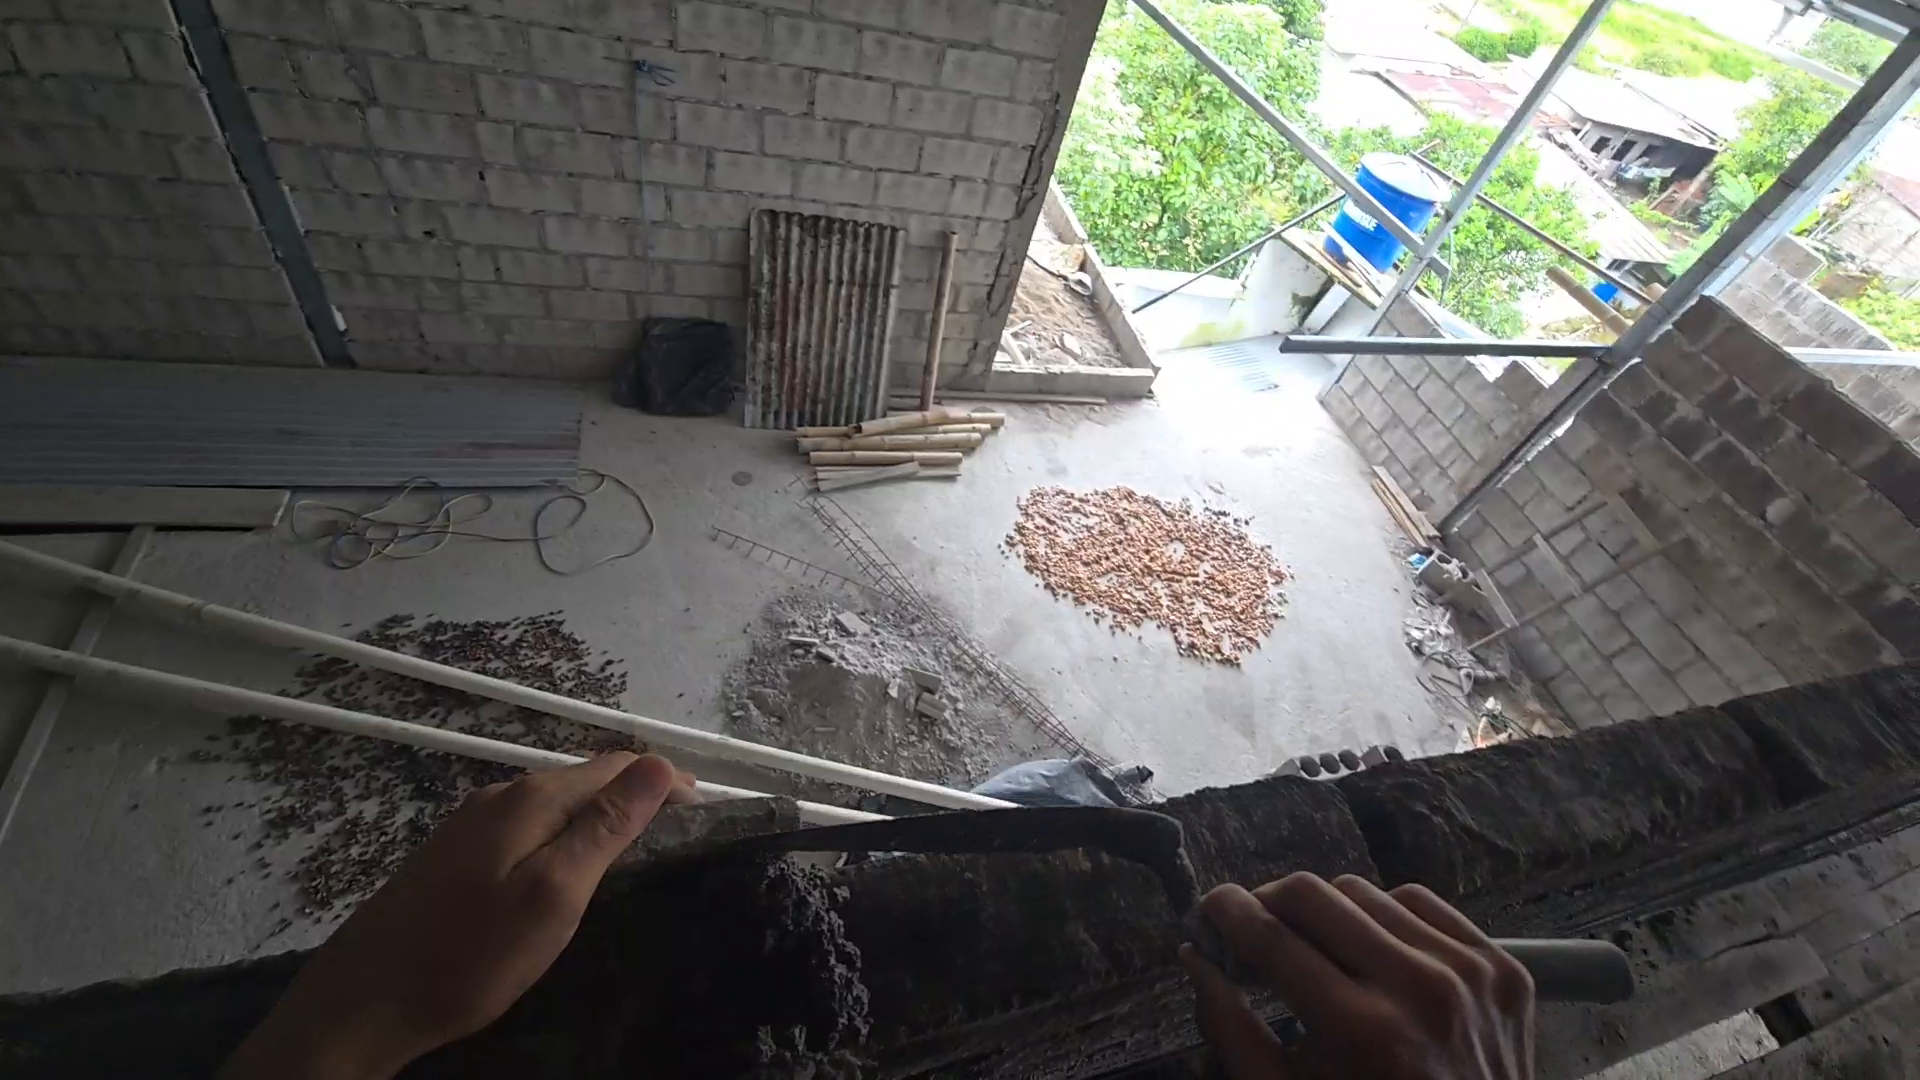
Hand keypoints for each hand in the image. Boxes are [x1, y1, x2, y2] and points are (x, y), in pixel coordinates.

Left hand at [221, 752, 696, 1079]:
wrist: (352, 1012)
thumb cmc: (470, 955)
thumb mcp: (555, 893)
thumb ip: (609, 825)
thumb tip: (661, 765)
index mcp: (533, 798)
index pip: (619, 766)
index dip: (664, 781)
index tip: (699, 810)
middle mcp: (502, 796)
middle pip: (588, 778)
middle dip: (635, 793)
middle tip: (670, 832)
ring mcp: (470, 822)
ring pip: (556, 801)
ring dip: (598, 810)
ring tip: (625, 846)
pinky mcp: (450, 851)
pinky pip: (526, 823)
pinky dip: (562, 830)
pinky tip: (559, 864)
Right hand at [1179, 873, 1532, 1079]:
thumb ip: (1228, 1027)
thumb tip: (1194, 953)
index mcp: (1365, 1032)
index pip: (1270, 936)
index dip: (1225, 912)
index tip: (1208, 909)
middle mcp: (1421, 989)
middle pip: (1309, 892)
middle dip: (1267, 903)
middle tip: (1256, 931)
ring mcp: (1470, 972)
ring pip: (1358, 889)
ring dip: (1325, 914)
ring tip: (1322, 952)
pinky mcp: (1503, 966)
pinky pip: (1415, 900)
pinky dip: (1382, 916)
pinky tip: (1376, 955)